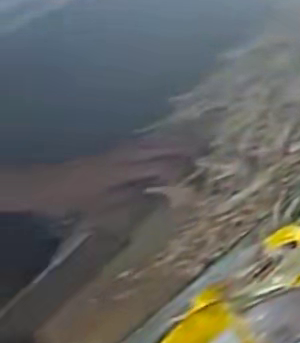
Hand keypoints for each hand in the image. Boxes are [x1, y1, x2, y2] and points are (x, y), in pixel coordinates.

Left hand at [6, 139, 190, 218]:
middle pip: (174, 146)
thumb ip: (134, 198)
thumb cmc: (72, 198)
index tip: (190, 179)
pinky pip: (158, 137)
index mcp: (128, 170)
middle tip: (211, 157)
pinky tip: (180, 144)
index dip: (183, 172)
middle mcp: (134, 153)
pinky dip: (173, 139)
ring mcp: (131, 145)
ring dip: (187, 142)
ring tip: (203, 148)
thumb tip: (166, 195)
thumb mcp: (98, 205)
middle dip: (194, 151)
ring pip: (169, 138)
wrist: (44, 182)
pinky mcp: (128, 143)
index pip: (168, 166)